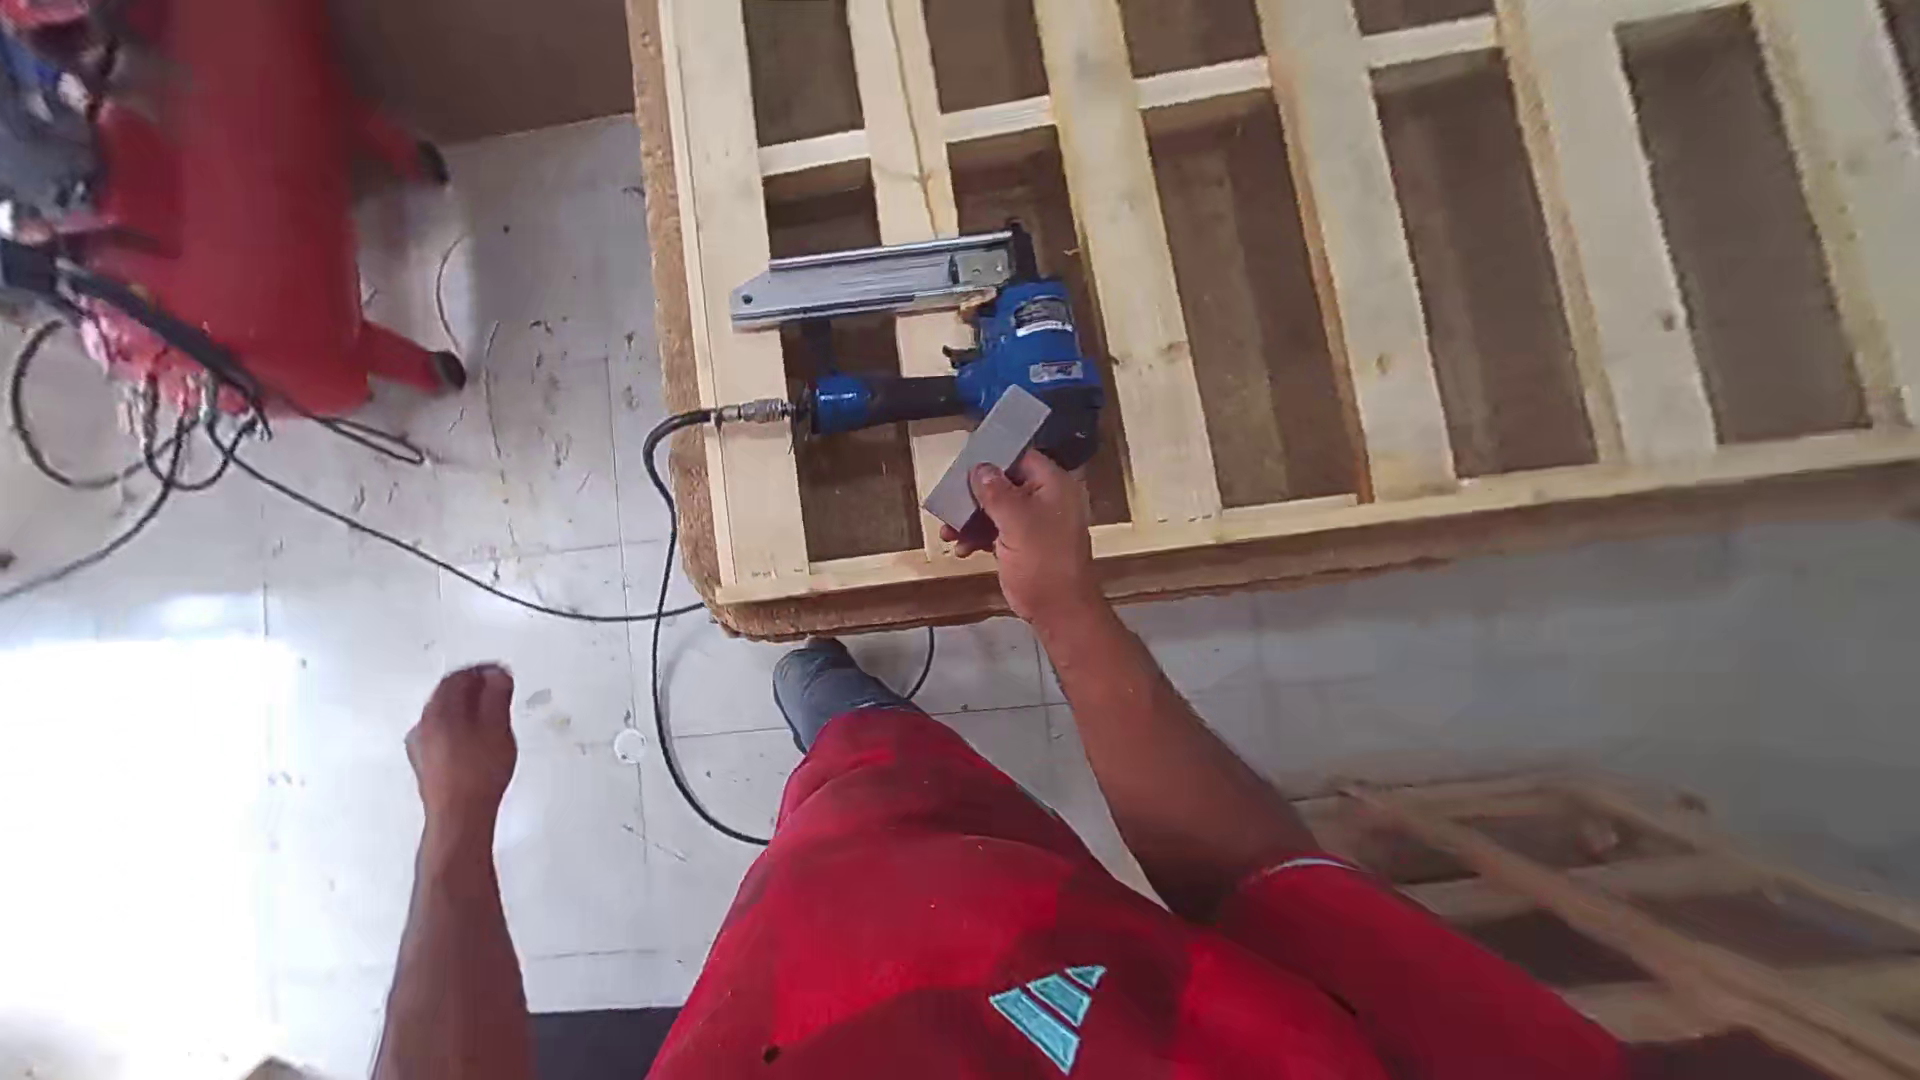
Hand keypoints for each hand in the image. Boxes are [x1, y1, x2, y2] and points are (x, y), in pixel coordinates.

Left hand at [408, 665, 517, 832]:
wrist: (460, 814)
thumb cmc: (478, 773)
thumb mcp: (498, 727)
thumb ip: (496, 696)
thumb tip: (497, 676)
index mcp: (438, 715)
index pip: (456, 678)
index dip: (480, 669)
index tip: (499, 669)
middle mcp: (423, 728)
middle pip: (446, 694)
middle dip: (473, 685)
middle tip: (497, 682)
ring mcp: (422, 746)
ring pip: (444, 712)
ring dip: (467, 703)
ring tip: (493, 705)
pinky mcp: (427, 761)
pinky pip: (442, 730)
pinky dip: (461, 721)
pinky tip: (479, 731)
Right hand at [940, 449, 1102, 626]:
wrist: (1057, 609)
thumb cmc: (1042, 560)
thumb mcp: (1016, 520)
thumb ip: (996, 491)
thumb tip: (980, 468)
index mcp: (1053, 485)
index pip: (1021, 458)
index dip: (994, 459)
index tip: (965, 466)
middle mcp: (1046, 499)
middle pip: (1004, 484)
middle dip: (974, 495)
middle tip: (949, 501)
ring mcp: (1034, 523)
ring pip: (996, 510)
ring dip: (970, 519)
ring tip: (948, 532)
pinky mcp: (1023, 545)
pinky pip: (996, 531)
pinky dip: (978, 537)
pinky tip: (961, 548)